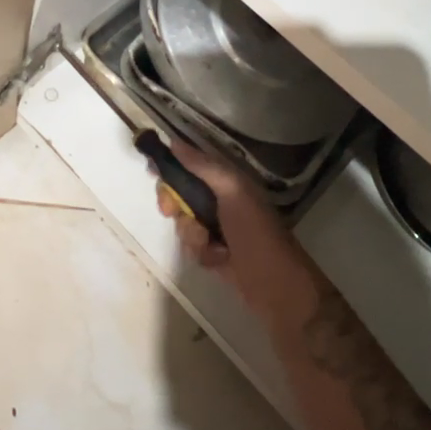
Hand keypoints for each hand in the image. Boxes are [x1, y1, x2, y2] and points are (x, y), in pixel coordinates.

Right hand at [156, 140, 318, 325]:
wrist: (278, 287)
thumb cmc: (257, 233)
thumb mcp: (232, 192)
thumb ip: (203, 167)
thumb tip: (174, 141)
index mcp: (228, 181)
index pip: (192, 163)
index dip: (171, 164)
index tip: (152, 170)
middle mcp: (221, 200)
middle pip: (180, 191)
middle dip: (173, 202)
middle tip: (170, 211)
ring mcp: (217, 227)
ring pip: (183, 221)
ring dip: (191, 233)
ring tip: (210, 245)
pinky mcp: (215, 253)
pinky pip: (191, 245)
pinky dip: (201, 252)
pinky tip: (218, 260)